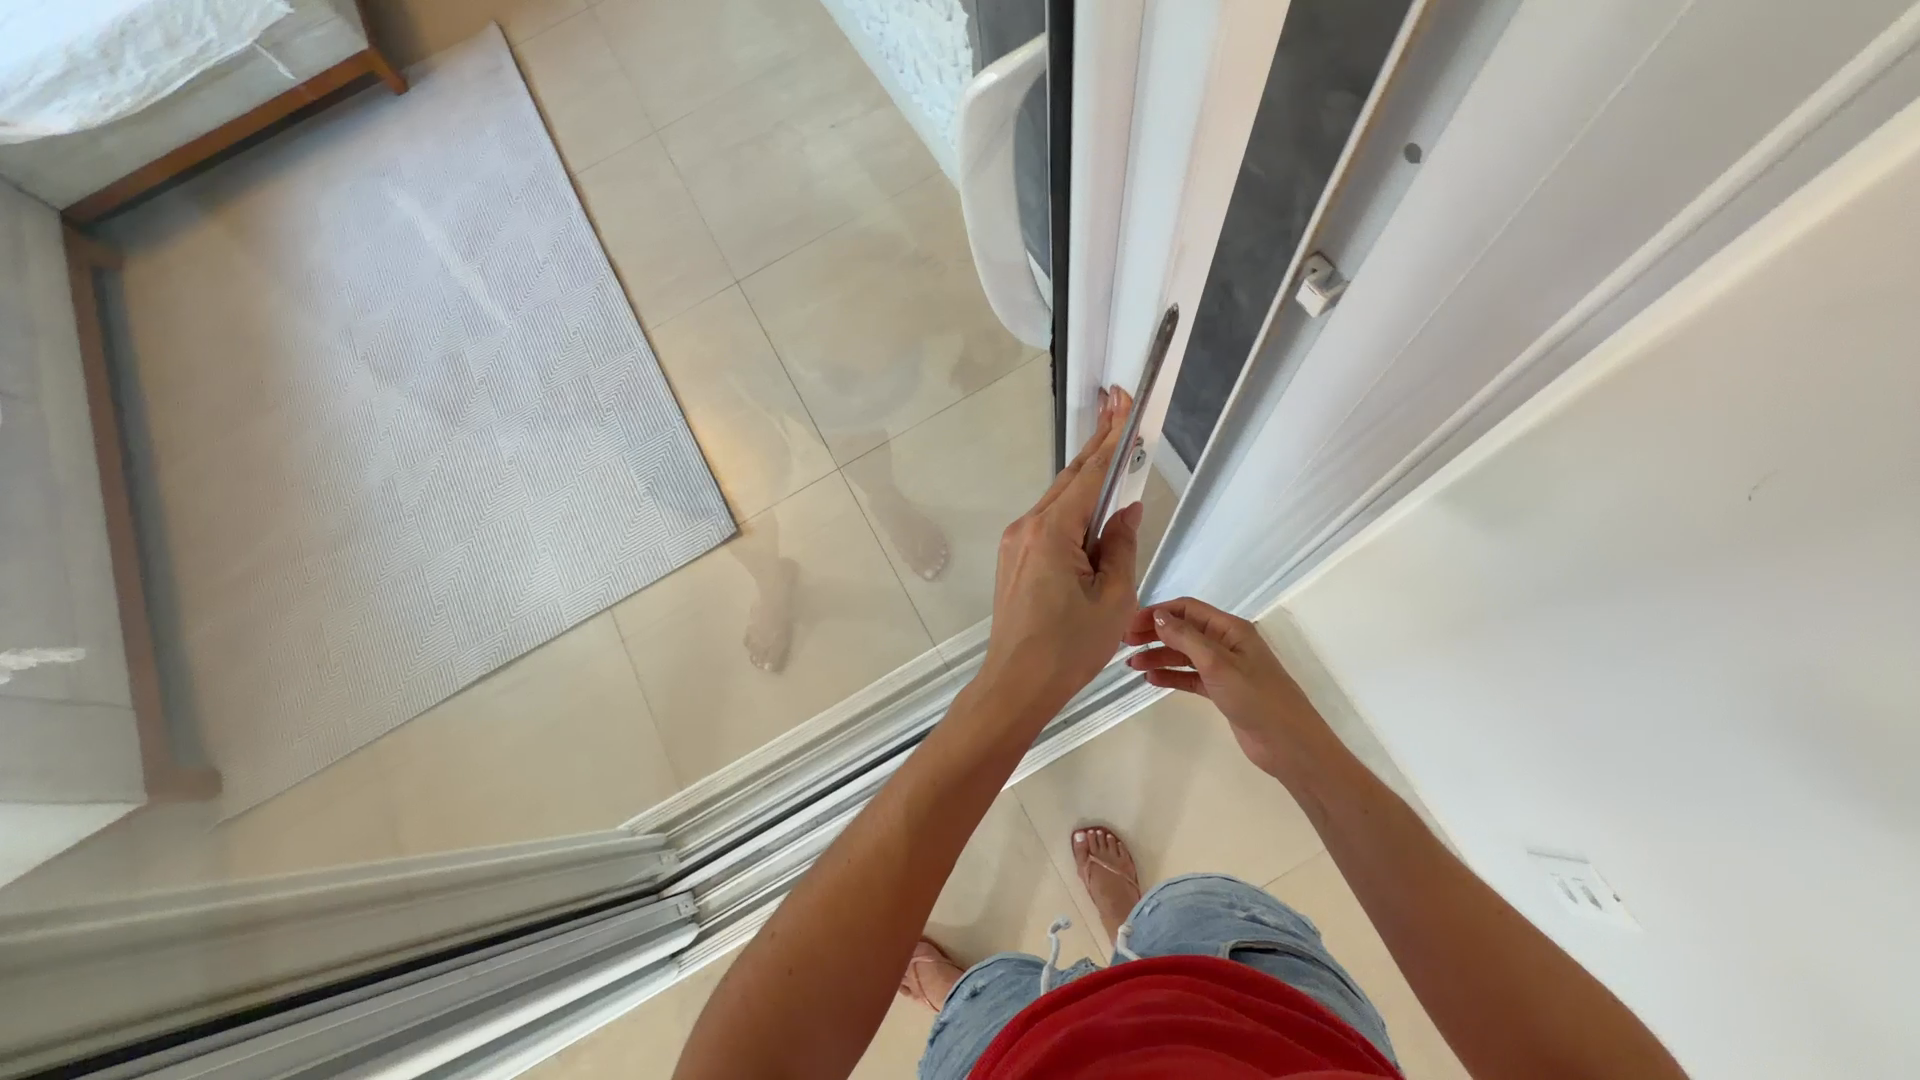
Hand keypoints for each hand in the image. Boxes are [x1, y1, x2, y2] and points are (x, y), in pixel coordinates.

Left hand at [980, 388, 1143, 710]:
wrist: (1016, 683)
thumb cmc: (1069, 648)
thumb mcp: (1114, 597)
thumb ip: (1122, 545)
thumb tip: (1127, 510)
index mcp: (1052, 532)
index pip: (1090, 475)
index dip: (1112, 439)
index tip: (1124, 403)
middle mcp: (1027, 527)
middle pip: (1070, 479)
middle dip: (1098, 445)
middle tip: (1119, 405)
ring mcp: (1015, 543)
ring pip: (1058, 501)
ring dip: (1087, 478)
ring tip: (1113, 451)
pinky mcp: (1014, 559)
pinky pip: (1049, 523)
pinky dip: (1073, 508)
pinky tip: (1093, 507)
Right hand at [1124, 597, 1332, 781]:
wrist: (1288, 743)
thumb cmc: (1256, 697)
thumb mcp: (1218, 663)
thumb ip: (1186, 638)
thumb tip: (1158, 616)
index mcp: (1231, 629)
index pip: (1187, 609)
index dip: (1158, 613)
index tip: (1129, 624)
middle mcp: (1227, 644)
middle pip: (1184, 630)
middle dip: (1154, 633)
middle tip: (1125, 643)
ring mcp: (1225, 668)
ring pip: (1184, 655)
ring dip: (1159, 656)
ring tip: (1132, 664)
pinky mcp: (1222, 691)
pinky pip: (1190, 677)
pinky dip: (1171, 676)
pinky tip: (1151, 680)